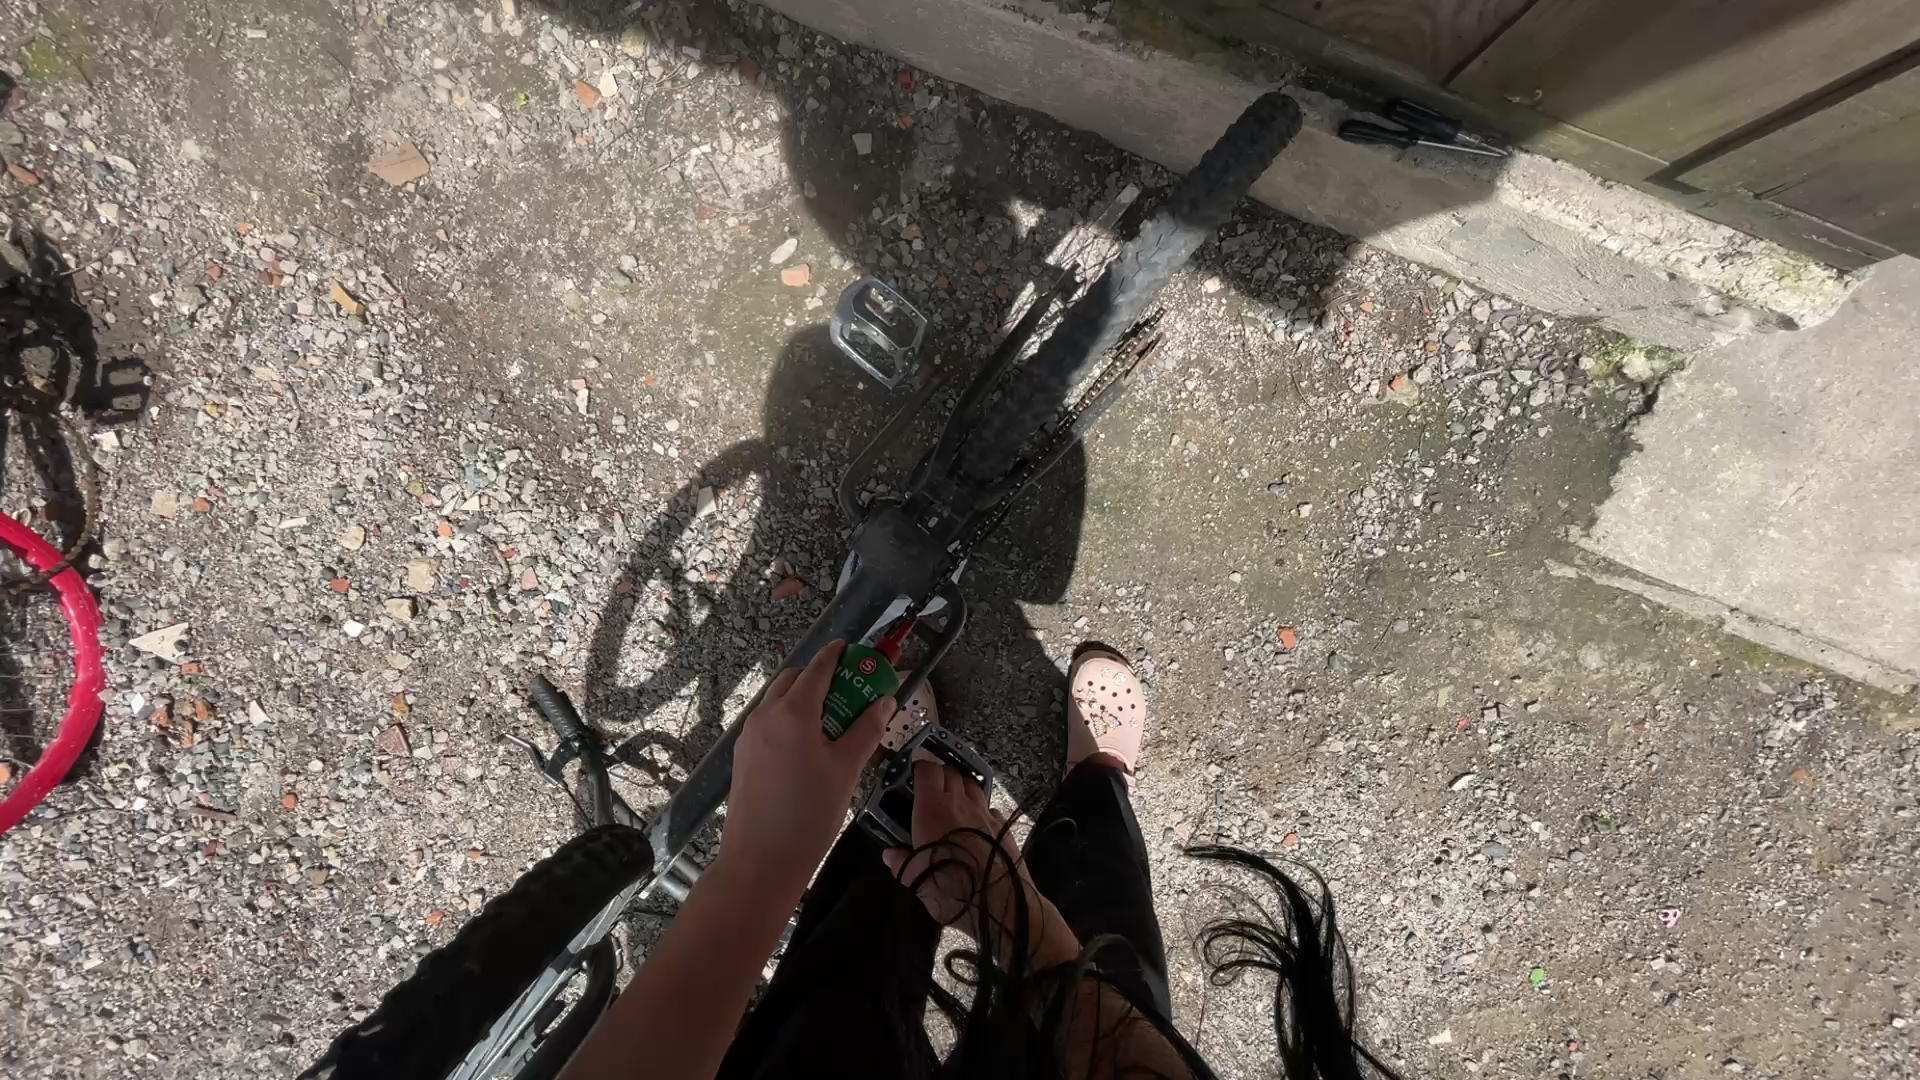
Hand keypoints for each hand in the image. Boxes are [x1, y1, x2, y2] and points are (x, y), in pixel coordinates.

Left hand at [723, 640, 891, 893]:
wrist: (760, 861)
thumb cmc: (809, 813)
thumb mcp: (846, 769)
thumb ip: (866, 729)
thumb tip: (885, 701)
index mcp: (792, 713)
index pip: (817, 669)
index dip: (836, 655)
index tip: (850, 648)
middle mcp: (765, 716)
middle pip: (793, 679)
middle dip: (819, 675)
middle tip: (848, 688)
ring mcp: (749, 736)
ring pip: (777, 700)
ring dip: (802, 696)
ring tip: (831, 716)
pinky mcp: (743, 755)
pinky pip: (768, 721)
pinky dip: (788, 716)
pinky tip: (808, 742)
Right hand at [881, 759, 1018, 925]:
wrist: (997, 899)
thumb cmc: (949, 887)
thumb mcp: (917, 880)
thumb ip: (903, 864)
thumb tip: (890, 855)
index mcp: (932, 808)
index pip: (927, 770)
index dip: (921, 766)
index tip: (914, 771)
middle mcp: (958, 802)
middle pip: (950, 772)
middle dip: (940, 774)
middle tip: (931, 787)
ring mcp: (983, 811)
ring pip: (971, 784)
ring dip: (961, 785)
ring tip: (954, 798)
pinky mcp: (1001, 824)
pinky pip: (989, 806)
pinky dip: (981, 808)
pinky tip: (977, 821)